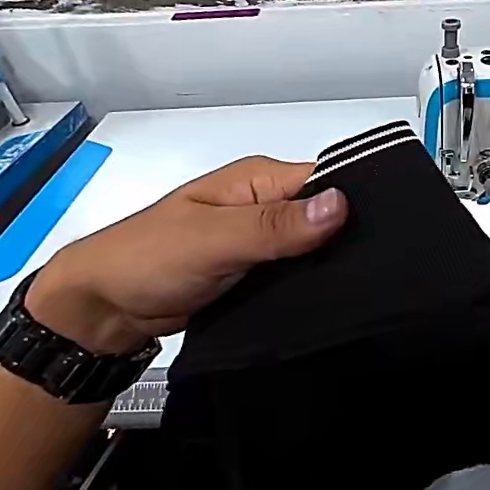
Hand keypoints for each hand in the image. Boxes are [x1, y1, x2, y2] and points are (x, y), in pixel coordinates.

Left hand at [23, 156, 347, 354]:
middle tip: (378, 269)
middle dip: (348, 236)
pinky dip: (312, 283)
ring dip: (331, 263)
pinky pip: (297, 272)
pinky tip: (332, 298)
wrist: (105, 310)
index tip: (385, 234)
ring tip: (361, 286)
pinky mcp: (257, 270)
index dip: (355, 202)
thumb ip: (275, 225)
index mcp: (258, 179)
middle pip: (325, 213)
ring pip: (314, 246)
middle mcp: (264, 203)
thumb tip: (340, 203)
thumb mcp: (213, 238)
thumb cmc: (147, 259)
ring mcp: (261, 239)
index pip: (326, 179)